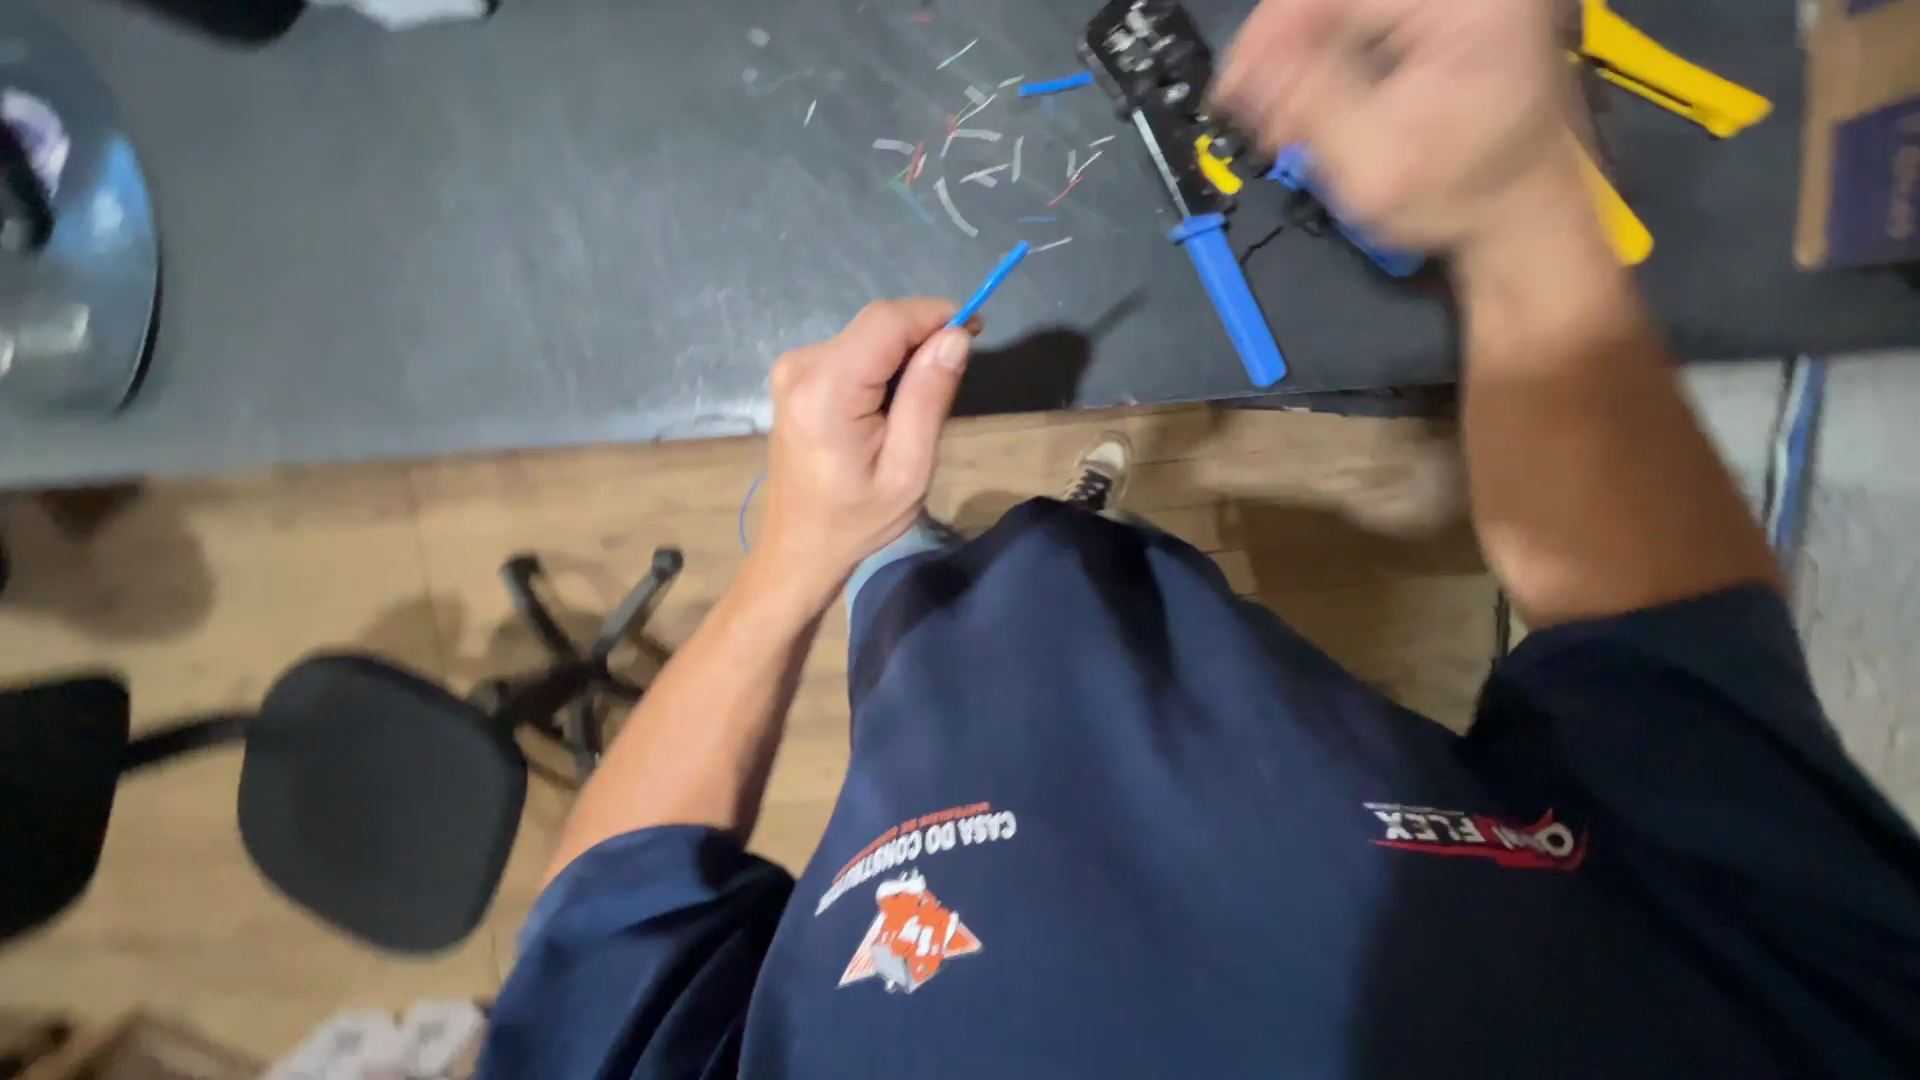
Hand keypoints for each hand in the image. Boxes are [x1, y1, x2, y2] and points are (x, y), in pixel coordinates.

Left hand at [754, 298, 974, 599]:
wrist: (801, 545)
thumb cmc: (858, 518)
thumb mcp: (909, 469)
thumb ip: (929, 398)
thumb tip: (956, 336)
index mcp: (827, 390)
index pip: (887, 321)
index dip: (935, 315)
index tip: (976, 332)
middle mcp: (801, 366)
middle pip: (877, 325)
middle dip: (921, 340)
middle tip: (948, 386)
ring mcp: (792, 368)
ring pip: (867, 336)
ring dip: (902, 358)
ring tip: (912, 411)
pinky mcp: (794, 375)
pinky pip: (851, 351)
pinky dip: (880, 367)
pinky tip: (885, 410)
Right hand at [1212, 0, 1582, 254]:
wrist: (1511, 210)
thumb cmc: (1458, 198)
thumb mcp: (1375, 159)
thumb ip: (1312, 101)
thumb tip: (1250, 65)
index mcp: (1467, 3)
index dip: (1272, 32)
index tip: (1233, 85)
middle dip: (1279, 49)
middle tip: (1249, 108)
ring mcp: (1448, 4)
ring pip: (1334, 9)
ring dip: (1291, 58)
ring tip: (1275, 116)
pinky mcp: (1435, 15)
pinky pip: (1352, 19)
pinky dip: (1315, 58)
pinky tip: (1300, 101)